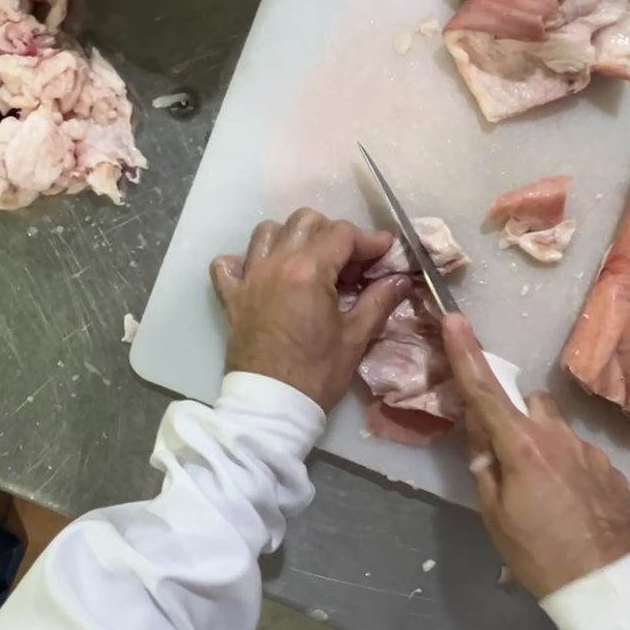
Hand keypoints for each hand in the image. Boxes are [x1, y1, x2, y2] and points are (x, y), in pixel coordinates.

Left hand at [211, 209, 409, 409]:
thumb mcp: (355, 338)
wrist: (271, 407)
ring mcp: (249, 279)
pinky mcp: (232, 298)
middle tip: (351, 263)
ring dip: (292, 238)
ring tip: (310, 262)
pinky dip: (245, 261)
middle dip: (333, 234)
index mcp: (308, 271)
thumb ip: (379, 301)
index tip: (386, 254)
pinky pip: (228, 264)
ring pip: (267, 232)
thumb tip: (401, 279)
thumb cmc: (317, 374)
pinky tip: (264, 274)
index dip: (370, 240)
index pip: (342, 234)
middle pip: (305, 222)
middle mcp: (275, 264)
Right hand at [441, 314, 629, 596]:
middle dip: (516, 417)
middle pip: (531, 404)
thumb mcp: (494, 514)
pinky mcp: (612, 470)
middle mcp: (559, 437)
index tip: (455, 319)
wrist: (605, 587)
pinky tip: (571, 507)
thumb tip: (482, 438)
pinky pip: (581, 456)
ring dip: (544, 445)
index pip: (486, 391)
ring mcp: (590, 451)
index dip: (467, 354)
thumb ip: (485, 467)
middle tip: (509, 456)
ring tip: (545, 492)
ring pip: (558, 430)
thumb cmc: (538, 555)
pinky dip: (569, 470)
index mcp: (522, 447)